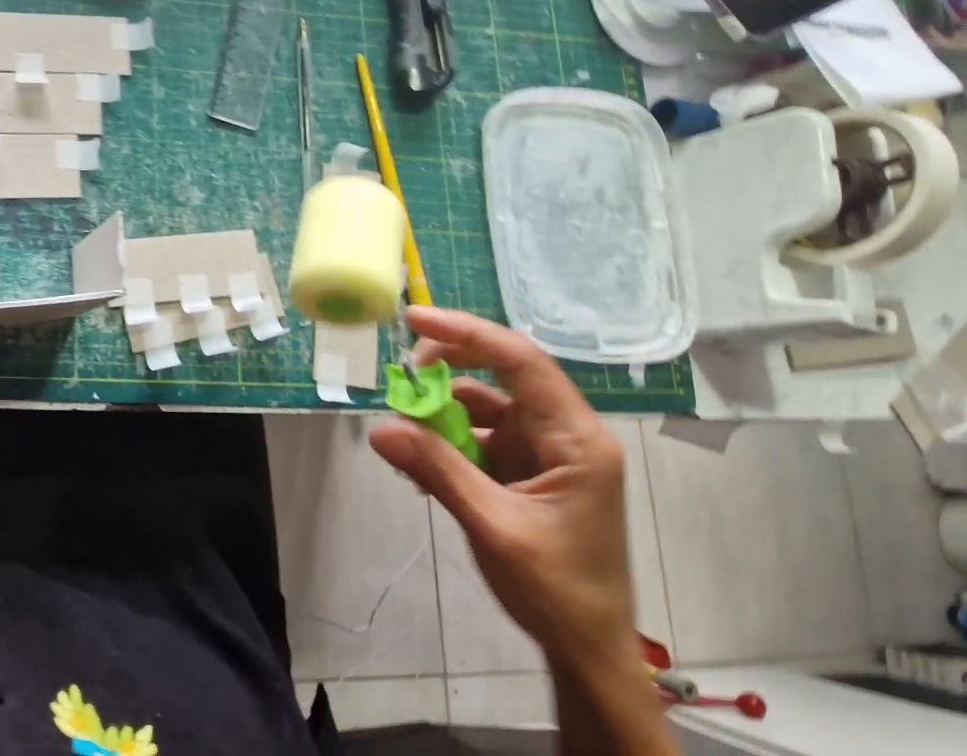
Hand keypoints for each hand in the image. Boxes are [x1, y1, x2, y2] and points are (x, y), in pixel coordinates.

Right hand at [370, 306, 635, 668]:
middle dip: (448, 371)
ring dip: (441, 415)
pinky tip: (418, 465)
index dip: (467, 334)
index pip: (521, 362)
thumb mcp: (492, 524)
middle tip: (401, 380)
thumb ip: (436, 470)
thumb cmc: (556, 587)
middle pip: (501, 377)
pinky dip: (445, 444)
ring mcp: (544, 453)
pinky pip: (478, 439)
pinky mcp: (526, 472)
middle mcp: (563, 434)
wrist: (587, 646)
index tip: (414, 320)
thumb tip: (379, 427)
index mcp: (576, 438)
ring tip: (402, 435)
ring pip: (484, 409)